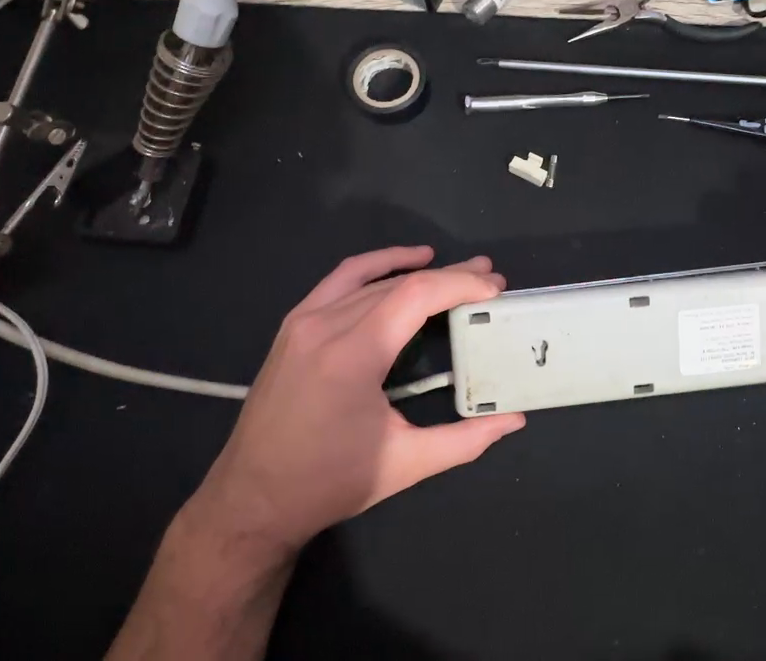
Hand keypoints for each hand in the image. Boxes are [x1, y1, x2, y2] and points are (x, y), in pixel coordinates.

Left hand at [180, 246, 525, 567]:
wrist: (251, 501)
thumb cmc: (328, 484)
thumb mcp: (404, 464)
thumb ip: (465, 439)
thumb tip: (514, 420)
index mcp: (353, 355)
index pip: (416, 295)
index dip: (460, 284)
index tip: (495, 289)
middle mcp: (325, 326)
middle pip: (399, 282)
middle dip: (450, 276)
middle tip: (492, 278)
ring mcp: (304, 321)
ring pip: (373, 278)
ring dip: (419, 270)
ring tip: (460, 269)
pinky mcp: (294, 326)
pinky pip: (341, 280)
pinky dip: (377, 265)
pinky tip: (404, 264)